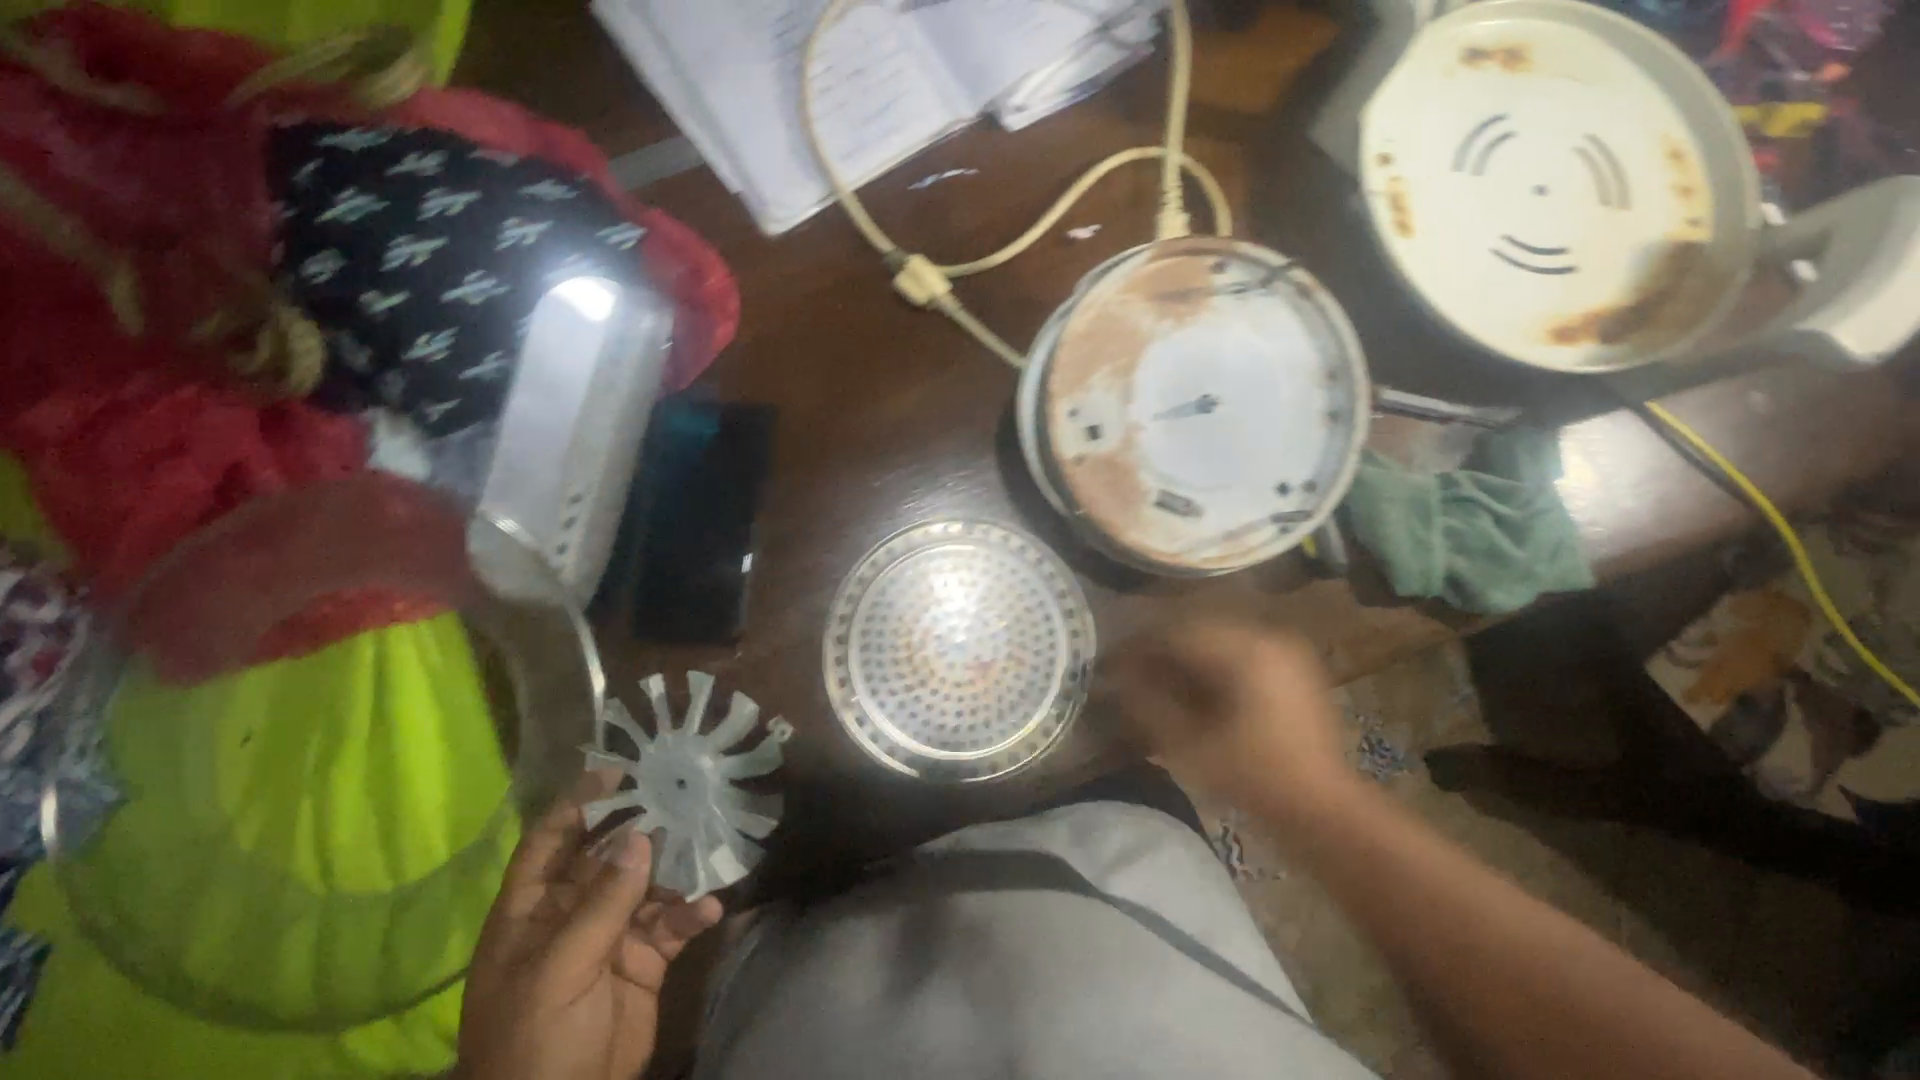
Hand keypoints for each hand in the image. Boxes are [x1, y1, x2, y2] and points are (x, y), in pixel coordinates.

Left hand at [457, 772, 723, 1079]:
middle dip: (643, 830)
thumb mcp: (558, 970)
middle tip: (683, 799)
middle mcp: (571, 914)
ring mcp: (611, 938)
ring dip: (677, 872)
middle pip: (609, 857)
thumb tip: (639, 837)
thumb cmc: (533, 1041)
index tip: (618, 771)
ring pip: (648, 887)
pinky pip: (672, 926)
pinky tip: (711, 910)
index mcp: (531, 911)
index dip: (578, 804)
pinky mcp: (645, 963)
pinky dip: (692, 915)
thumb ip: (601, 904)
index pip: (549, 842)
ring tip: (709, 855)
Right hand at [1097, 618, 1363, 828]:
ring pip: (1217, 639)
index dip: (1136, 646)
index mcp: (1244, 649)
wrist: (1324, 810)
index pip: (1174, 631)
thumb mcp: (1189, 745)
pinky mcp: (1293, 670)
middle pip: (1196, 629)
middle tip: (1129, 673)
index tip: (1110, 666)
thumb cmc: (1254, 778)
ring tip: (1158, 682)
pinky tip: (1194, 690)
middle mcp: (1267, 637)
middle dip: (1159, 649)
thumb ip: (1147, 703)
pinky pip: (1240, 653)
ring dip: (1184, 656)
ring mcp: (1285, 652)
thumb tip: (1116, 677)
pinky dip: (1211, 665)